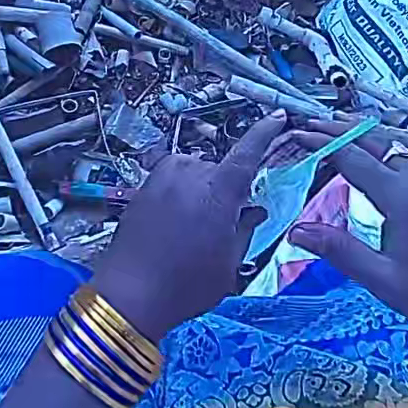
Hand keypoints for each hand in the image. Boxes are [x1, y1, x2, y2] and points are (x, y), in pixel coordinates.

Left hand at [91, 110, 290, 339]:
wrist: (131, 290)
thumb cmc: (186, 283)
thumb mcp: (229, 262)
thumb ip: (245, 228)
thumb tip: (254, 211)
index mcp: (218, 190)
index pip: (248, 152)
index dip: (264, 132)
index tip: (277, 117)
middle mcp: (189, 172)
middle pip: (219, 170)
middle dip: (226, 190)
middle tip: (223, 224)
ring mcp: (162, 175)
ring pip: (195, 173)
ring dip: (201, 190)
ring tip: (194, 228)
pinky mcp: (144, 184)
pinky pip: (173, 180)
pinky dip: (181, 193)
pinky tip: (175, 224)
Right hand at [282, 116, 407, 407]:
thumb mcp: (388, 283)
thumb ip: (341, 252)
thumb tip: (296, 230)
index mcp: (404, 198)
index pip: (352, 156)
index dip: (320, 142)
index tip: (294, 134)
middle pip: (376, 139)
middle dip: (339, 128)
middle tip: (309, 124)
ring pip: (400, 140)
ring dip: (368, 129)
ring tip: (343, 126)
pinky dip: (393, 139)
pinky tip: (388, 150)